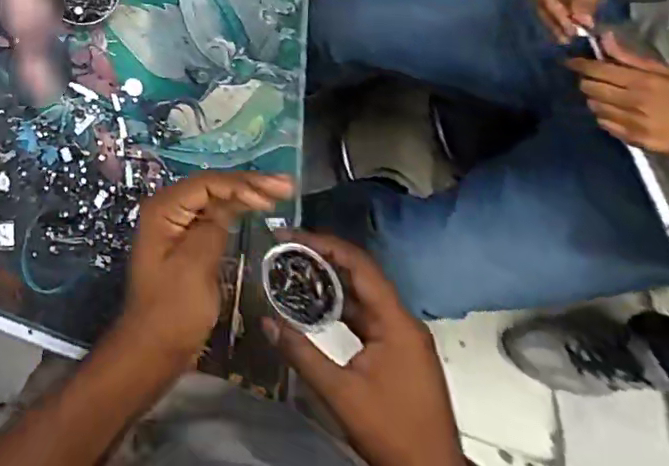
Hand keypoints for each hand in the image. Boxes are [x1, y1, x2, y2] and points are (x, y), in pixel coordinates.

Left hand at [116, 172, 294, 367]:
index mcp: (162, 209)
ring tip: (279, 191)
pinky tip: (256, 208)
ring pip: (213, 199)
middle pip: (210, 187)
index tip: (274, 195)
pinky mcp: (186, 241)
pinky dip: (235, 211)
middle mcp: (166, 209)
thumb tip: (229, 206)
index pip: (204, 184)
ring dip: (244, 193)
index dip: (240, 185)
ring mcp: (176, 225)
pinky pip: (212, 216)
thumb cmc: (173, 307)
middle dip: (247, 184)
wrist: (155, 344)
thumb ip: (211, 229)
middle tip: (286, 185)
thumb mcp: (195, 266)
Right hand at [266, 232, 462, 465]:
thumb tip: (265, 320)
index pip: (359, 266)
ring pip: (362, 295)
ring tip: (291, 268)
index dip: (324, 244)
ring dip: (328, 280)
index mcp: (396, 324)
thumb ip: (301, 352)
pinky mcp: (397, 353)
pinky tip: (312, 304)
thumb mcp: (339, 392)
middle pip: (361, 275)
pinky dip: (338, 304)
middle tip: (284, 247)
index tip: (288, 236)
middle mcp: (403, 324)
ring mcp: (402, 339)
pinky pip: (365, 315)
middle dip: (322, 257)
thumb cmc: (391, 431)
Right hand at [523, 0, 633, 41]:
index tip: (573, 34)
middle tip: (565, 40)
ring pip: (540, 0)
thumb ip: (586, 1)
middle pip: (539, 1)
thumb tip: (579, 23)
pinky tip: (563, 20)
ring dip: (552, 16)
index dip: (559, 18)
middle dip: (553, 21)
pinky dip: (554, 7)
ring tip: (564, 34)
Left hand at [568, 33, 668, 172]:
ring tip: (611, 97)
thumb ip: (634, 59)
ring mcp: (634, 124)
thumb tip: (605, 39)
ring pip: (594, 106)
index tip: (571, 61)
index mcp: (646, 83)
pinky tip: (620, 113)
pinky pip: (605, 124)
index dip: (579, 64)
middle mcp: (635, 103)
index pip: (597, 69)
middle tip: (595, 79)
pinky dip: (606, 116)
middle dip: (587, 81)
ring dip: (596, 99)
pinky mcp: (636, 141)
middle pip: (589, 87)